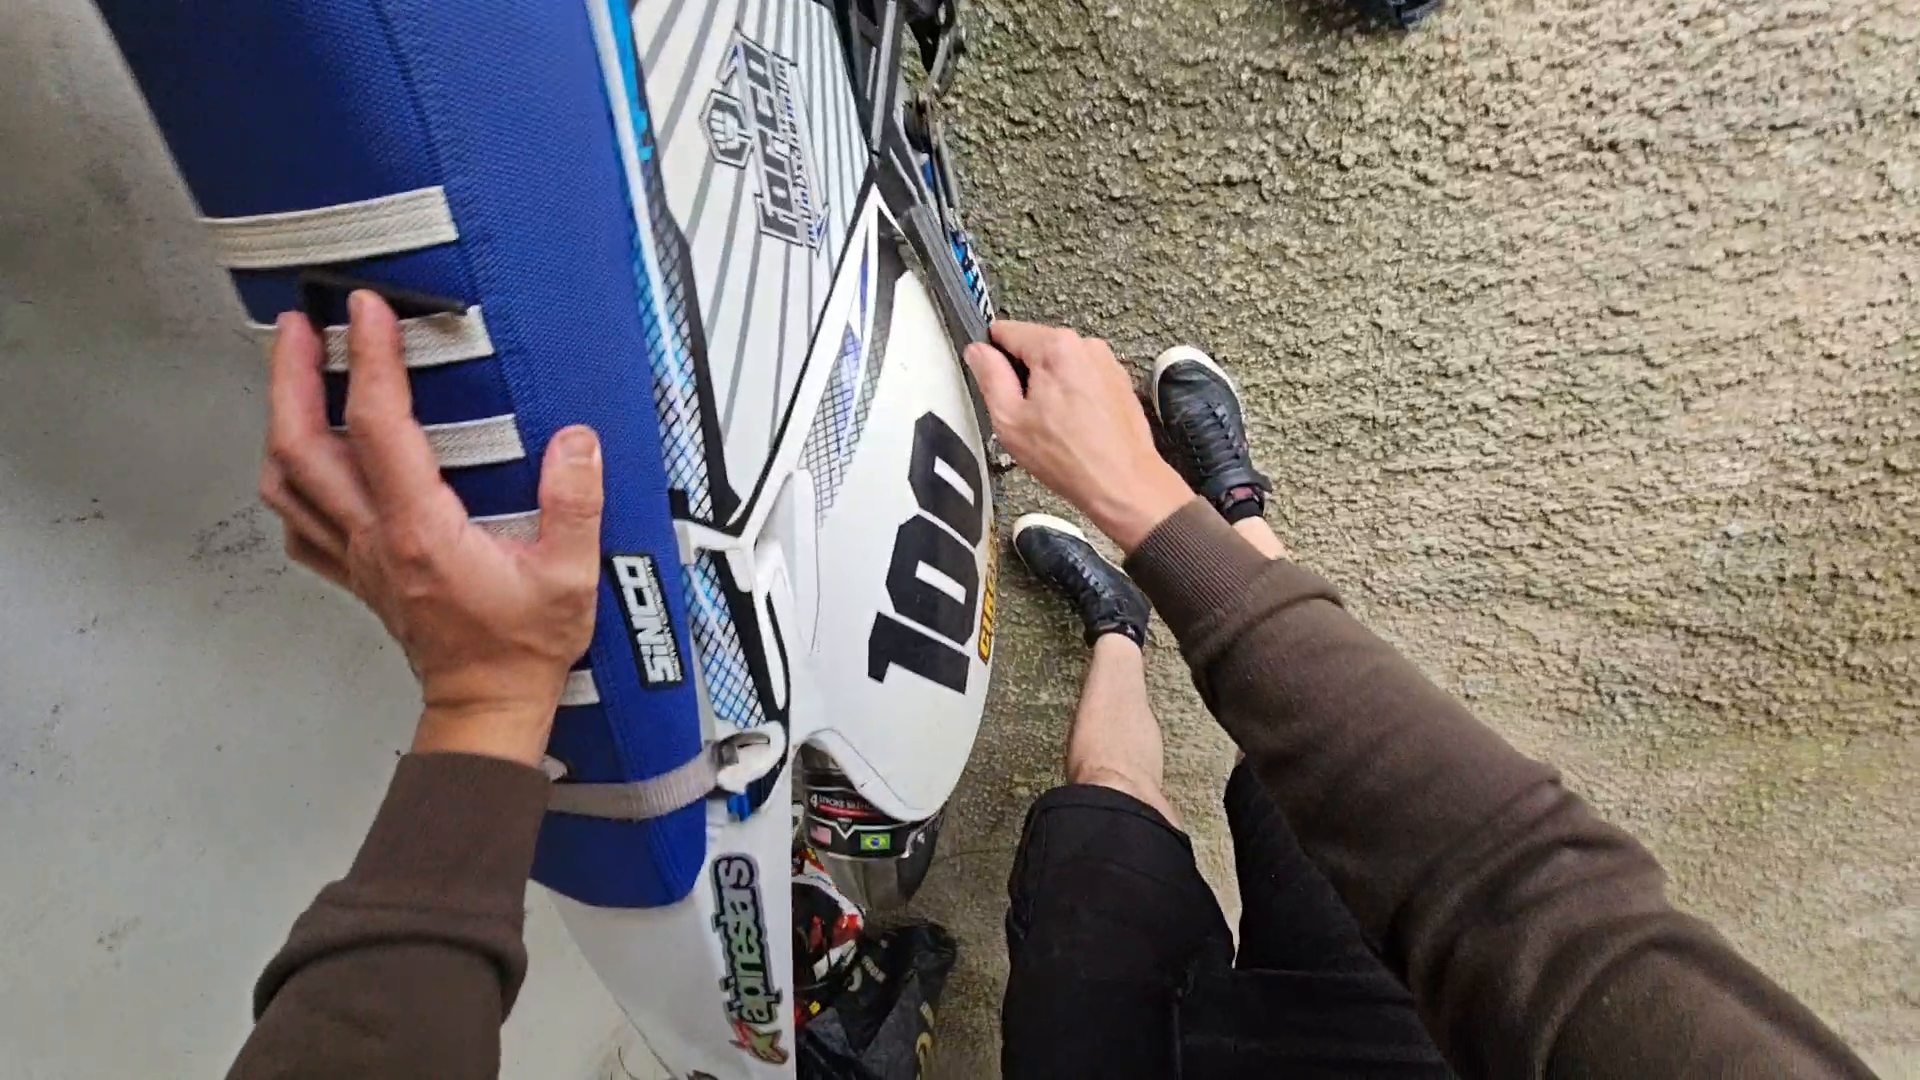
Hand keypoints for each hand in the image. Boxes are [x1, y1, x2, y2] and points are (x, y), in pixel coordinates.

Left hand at [258, 291, 602, 766]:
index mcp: (423, 531)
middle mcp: (378, 539)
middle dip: (294, 375)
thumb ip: (576, 504)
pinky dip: (289, 482)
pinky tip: (305, 468)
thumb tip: (576, 442)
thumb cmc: (525, 646)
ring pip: (288, 479)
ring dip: (281, 418)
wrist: (491, 700)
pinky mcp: (364, 575)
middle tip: (302, 327)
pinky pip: (300, 523)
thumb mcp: (572, 574)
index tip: (370, 315)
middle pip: (303, 444)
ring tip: (293, 378)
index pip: (382, 428)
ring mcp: (361, 559)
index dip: (371, 363)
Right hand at [965, 322, 1191, 551]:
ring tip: (1051, 426)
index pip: (1006, 330)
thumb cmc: (1070, 458)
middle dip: (1023, 377)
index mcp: (1056, 347)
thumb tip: (978, 352)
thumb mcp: (1009, 419)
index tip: (992, 380)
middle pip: (1035, 348)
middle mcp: (1085, 346)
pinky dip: (1072, 399)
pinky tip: (1072, 428)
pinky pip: (1081, 381)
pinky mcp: (1118, 382)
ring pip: (1059, 366)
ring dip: (1049, 389)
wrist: (1122, 483)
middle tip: (1024, 415)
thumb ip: (989, 376)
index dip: (991, 356)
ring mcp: (1106, 363)